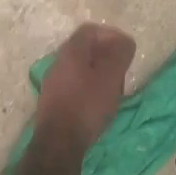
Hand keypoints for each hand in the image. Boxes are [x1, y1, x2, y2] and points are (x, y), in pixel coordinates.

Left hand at [35, 24, 136, 151]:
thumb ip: (120, 53)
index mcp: (71, 50)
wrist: (57, 144)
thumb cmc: (87, 104)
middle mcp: (58, 62)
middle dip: (105, 56)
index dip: (110, 35)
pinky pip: (73, 86)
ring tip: (112, 89)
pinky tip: (96, 104)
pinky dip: (87, 89)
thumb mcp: (112, 75)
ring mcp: (52, 84)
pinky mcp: (51, 103)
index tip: (124, 49)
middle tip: (120, 69)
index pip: (91, 30)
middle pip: (85, 50)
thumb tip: (124, 42)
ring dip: (97, 74)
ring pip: (79, 69)